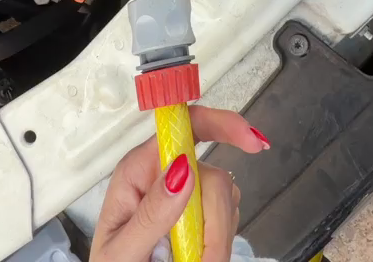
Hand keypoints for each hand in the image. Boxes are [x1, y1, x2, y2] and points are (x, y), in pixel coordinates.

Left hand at [90, 106, 269, 261]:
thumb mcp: (120, 251)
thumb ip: (151, 213)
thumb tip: (184, 167)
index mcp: (141, 169)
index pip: (186, 126)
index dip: (222, 123)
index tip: (252, 143)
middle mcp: (166, 172)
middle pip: (214, 177)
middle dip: (216, 223)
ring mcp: (186, 191)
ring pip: (225, 199)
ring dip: (218, 237)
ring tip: (194, 261)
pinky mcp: (199, 212)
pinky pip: (228, 216)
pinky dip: (221, 241)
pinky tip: (202, 256)